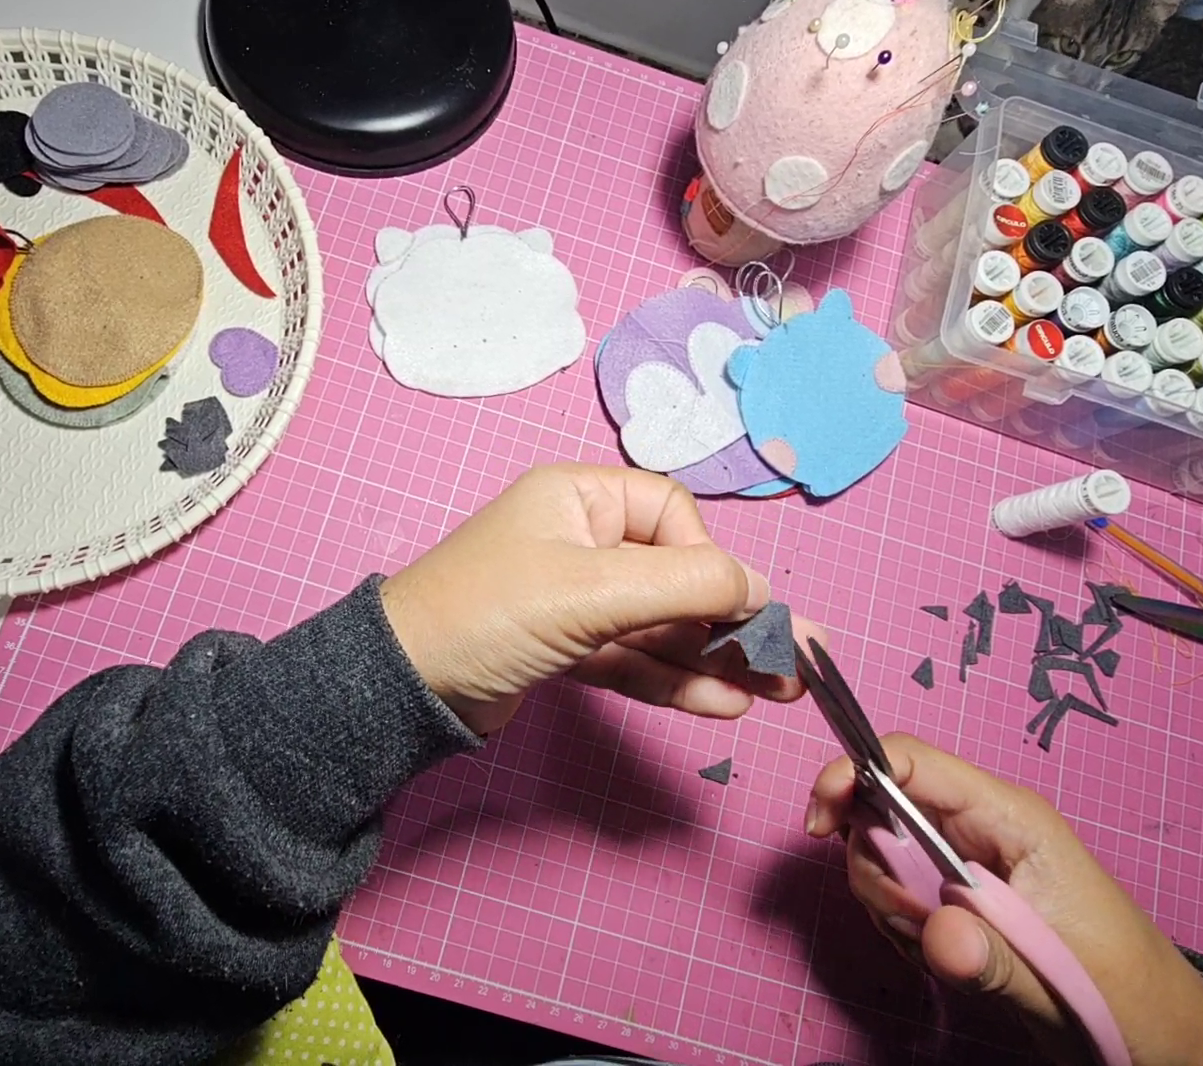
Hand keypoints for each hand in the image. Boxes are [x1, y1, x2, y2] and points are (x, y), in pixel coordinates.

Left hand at [379, 464, 819, 734]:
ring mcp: (573, 598)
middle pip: (674, 575)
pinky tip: (721, 703)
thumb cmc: (490, 612)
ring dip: (712, 658)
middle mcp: (580, 541)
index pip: (671, 514)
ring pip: (657, 624)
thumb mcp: (589, 589)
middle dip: (731, 621)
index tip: (731, 607)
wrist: (407, 686)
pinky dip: (673, 679)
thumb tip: (759, 590)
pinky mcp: (566, 647)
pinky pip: (632, 657)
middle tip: (795, 662)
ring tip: (775, 691)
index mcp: (580, 500)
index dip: (706, 559)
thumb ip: (682, 584)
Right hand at [806, 734, 1202, 1065]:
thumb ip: (995, 959)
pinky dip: (890, 913)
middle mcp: (973, 820)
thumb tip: (935, 934)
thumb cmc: (1129, 996)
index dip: (852, 772)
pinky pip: (888, 878)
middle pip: (877, 803)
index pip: (909, 759)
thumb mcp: (1064, 983)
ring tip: (927, 944)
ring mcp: (956, 849)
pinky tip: (930, 946)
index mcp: (1006, 814)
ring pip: (875, 843)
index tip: (819, 824)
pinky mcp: (946, 880)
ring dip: (880, 894)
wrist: (1159, 1033)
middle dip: (869, 859)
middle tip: (901, 918)